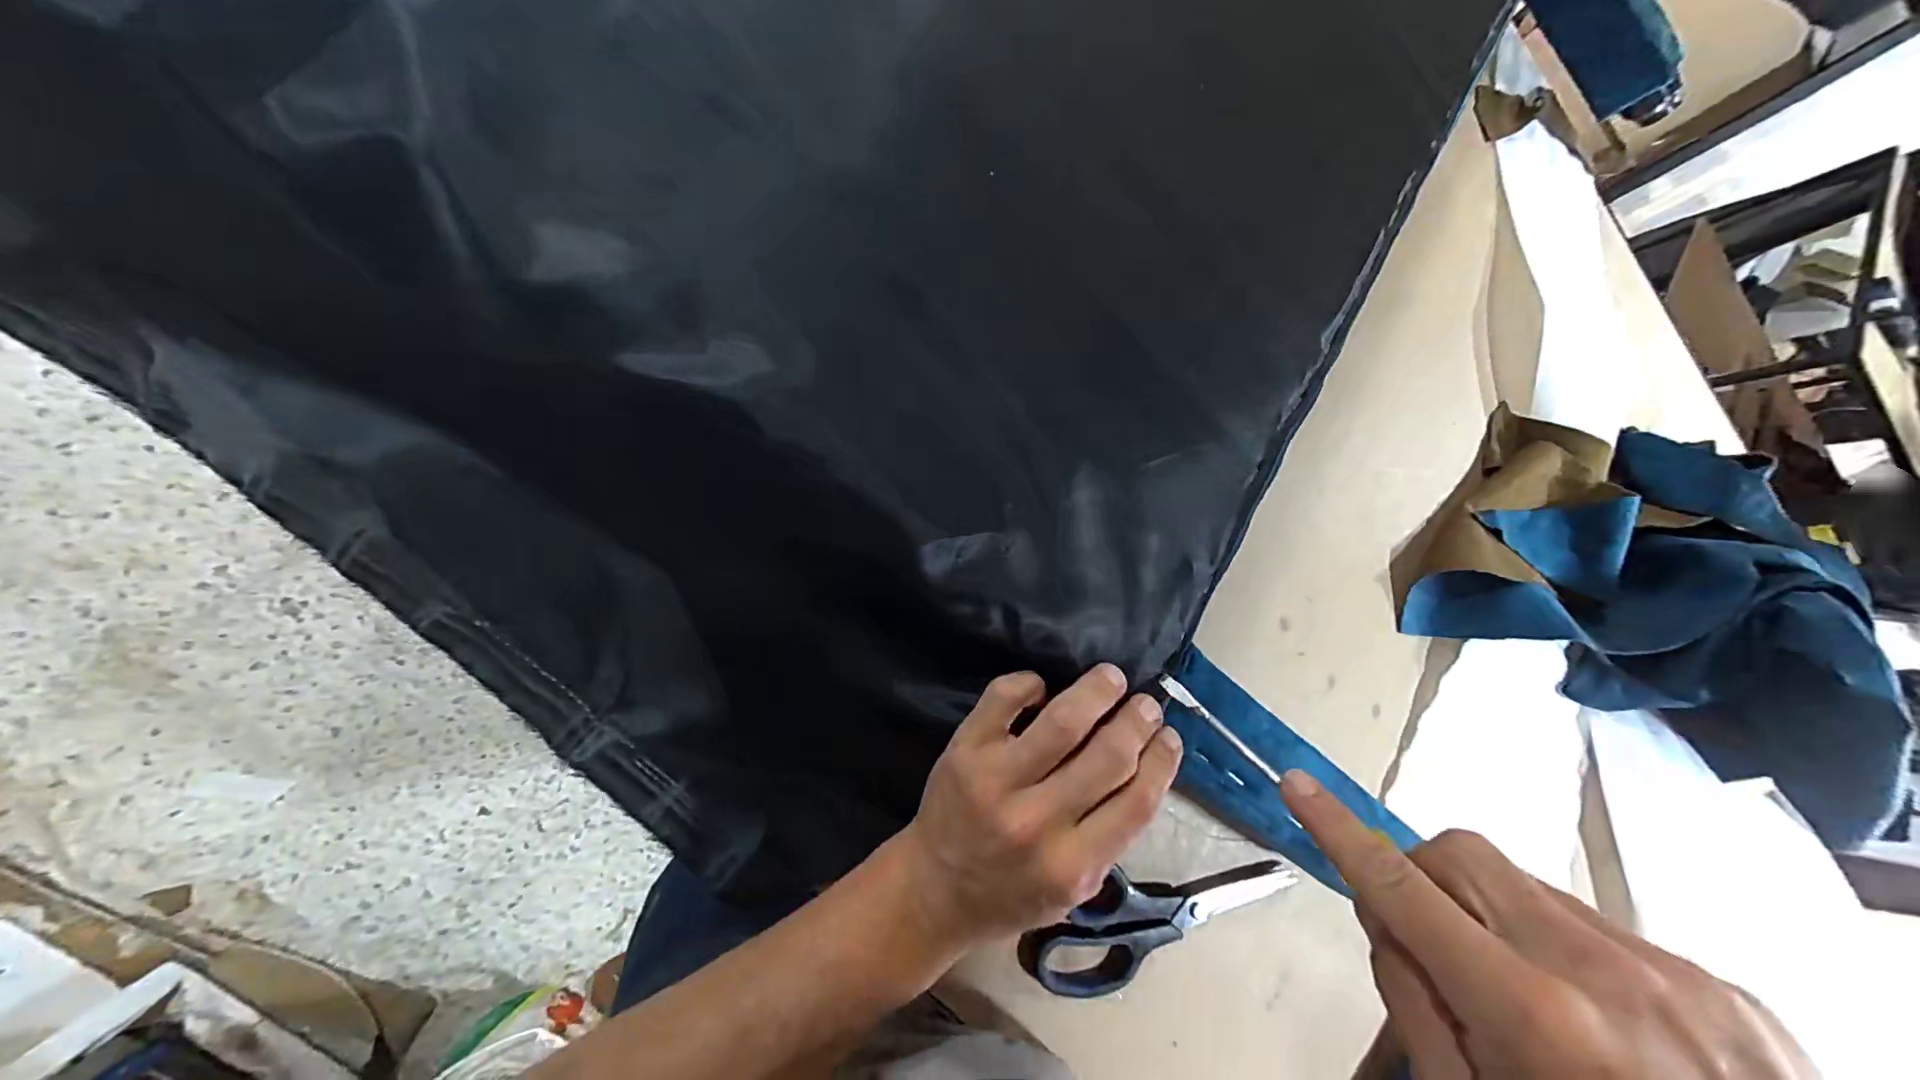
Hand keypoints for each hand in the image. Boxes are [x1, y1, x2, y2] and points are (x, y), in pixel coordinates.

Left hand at [886, 664, 1182, 952]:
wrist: (935, 889)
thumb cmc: (1011, 891)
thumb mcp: (1074, 887)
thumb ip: (1110, 836)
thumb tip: (1146, 765)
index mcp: (1073, 865)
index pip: (1137, 801)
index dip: (1162, 761)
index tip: (1169, 737)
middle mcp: (1036, 821)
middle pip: (1108, 755)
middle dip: (1137, 721)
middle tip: (1146, 704)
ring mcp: (996, 782)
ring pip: (1063, 722)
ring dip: (1096, 692)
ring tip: (1111, 678)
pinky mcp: (965, 751)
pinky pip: (1002, 699)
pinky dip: (1028, 683)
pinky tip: (1043, 686)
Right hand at [1280, 771, 1816, 1078]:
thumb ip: (1416, 1006)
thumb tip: (1387, 925)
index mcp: (1531, 1013)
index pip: (1401, 888)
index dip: (1338, 832)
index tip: (1298, 786)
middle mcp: (1600, 971)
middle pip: (1463, 854)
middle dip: (1421, 873)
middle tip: (1424, 936)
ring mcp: (1673, 972)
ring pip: (1528, 888)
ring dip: (1493, 918)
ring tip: (1522, 998)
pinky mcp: (1724, 986)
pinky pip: (1602, 930)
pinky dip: (1563, 953)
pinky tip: (1596, 1024)